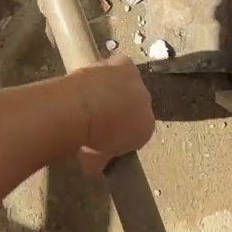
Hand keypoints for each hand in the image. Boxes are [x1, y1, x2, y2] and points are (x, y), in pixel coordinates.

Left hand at [71, 56, 154, 176]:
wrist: (83, 110)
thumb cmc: (90, 141)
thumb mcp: (96, 162)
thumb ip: (101, 163)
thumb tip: (94, 167)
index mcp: (146, 129)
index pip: (139, 130)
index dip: (122, 132)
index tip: (106, 134)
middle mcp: (147, 103)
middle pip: (135, 105)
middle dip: (121, 109)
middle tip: (100, 115)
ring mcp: (137, 82)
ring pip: (128, 85)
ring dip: (115, 89)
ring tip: (93, 96)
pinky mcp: (126, 64)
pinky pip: (120, 67)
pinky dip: (111, 71)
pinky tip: (96, 77)